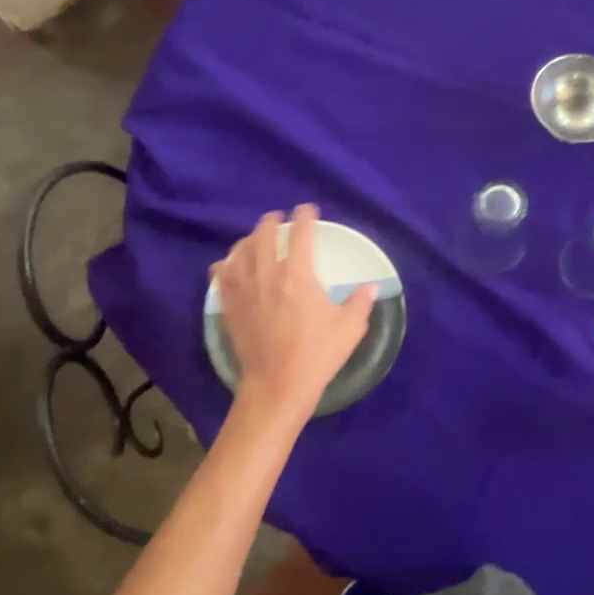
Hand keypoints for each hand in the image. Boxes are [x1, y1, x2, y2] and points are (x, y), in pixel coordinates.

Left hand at [213, 205, 376, 423]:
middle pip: (264, 234)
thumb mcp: (350, 328)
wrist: (277, 384)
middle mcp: (267, 273)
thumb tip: (372, 288)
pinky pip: (221, 274)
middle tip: (278, 218)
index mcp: (298, 274)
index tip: (308, 209)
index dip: (305, 216)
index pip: (301, 233)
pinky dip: (226, 264)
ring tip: (255, 239)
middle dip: (272, 221)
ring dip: (249, 239)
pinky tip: (230, 265)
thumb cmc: (317, 354)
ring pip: (240, 251)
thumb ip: (361, 302)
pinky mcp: (229, 305)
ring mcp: (244, 289)